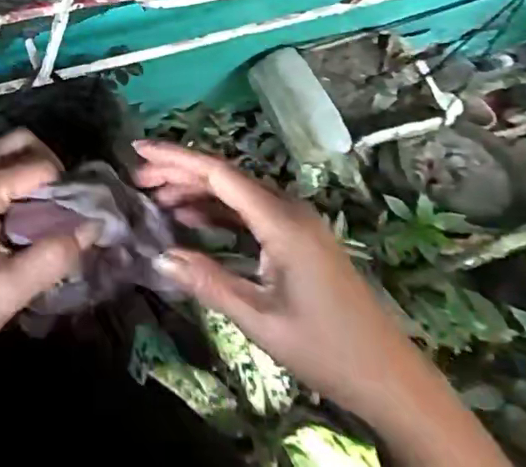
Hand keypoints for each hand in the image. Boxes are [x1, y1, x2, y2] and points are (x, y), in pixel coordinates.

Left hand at [0, 129, 87, 368]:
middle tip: (65, 207)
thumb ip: (54, 256)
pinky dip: (22, 182)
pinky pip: (1, 169)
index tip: (78, 219)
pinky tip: (31, 218)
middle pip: (21, 142)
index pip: (37, 166)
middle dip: (51, 167)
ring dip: (36, 173)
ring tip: (51, 214)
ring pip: (11, 152)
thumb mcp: (11, 290)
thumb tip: (94, 228)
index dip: (64, 188)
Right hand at [131, 140, 419, 413]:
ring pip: (236, 192)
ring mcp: (296, 221)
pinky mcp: (298, 236)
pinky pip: (250, 210)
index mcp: (281, 221)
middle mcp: (288, 209)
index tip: (138, 149)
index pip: (219, 174)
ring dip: (196, 190)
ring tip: (155, 197)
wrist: (389, 376)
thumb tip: (159, 256)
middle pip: (226, 177)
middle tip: (137, 178)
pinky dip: (217, 210)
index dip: (176, 158)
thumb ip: (208, 282)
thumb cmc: (326, 348)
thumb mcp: (259, 319)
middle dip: (179, 172)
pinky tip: (191, 217)